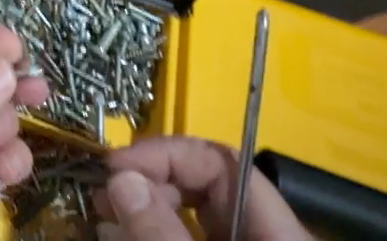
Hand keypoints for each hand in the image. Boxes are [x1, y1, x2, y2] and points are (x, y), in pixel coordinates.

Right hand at [95, 137, 310, 240]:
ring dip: (147, 212)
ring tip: (107, 221)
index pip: (222, 162)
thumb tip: (121, 177)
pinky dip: (159, 235)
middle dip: (149, 185)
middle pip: (206, 188)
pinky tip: (127, 237)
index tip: (116, 167)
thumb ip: (163, 232)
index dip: (165, 153)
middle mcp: (270, 236)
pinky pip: (194, 239)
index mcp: (283, 234)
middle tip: (103, 197)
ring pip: (196, 218)